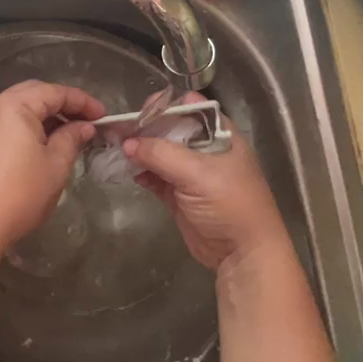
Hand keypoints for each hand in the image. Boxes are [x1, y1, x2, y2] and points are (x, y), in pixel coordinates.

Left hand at [0, 81, 103, 252]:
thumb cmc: (21, 193)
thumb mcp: (56, 164)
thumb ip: (72, 137)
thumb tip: (83, 126)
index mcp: (14, 105)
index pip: (55, 92)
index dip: (83, 101)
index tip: (104, 116)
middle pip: (35, 93)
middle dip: (63, 105)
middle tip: (88, 121)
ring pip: (19, 107)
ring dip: (46, 116)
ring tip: (70, 134)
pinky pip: (7, 122)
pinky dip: (28, 126)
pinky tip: (43, 144)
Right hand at [125, 105, 288, 272]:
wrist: (243, 255)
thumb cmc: (230, 204)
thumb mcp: (198, 173)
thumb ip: (161, 154)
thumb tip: (128, 143)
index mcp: (220, 134)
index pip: (191, 107)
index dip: (166, 106)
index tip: (142, 113)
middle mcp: (205, 149)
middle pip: (170, 129)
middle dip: (146, 129)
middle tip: (121, 131)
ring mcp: (192, 173)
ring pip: (160, 153)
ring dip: (140, 152)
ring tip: (119, 151)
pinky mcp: (179, 195)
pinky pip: (156, 177)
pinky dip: (143, 173)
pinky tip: (131, 173)